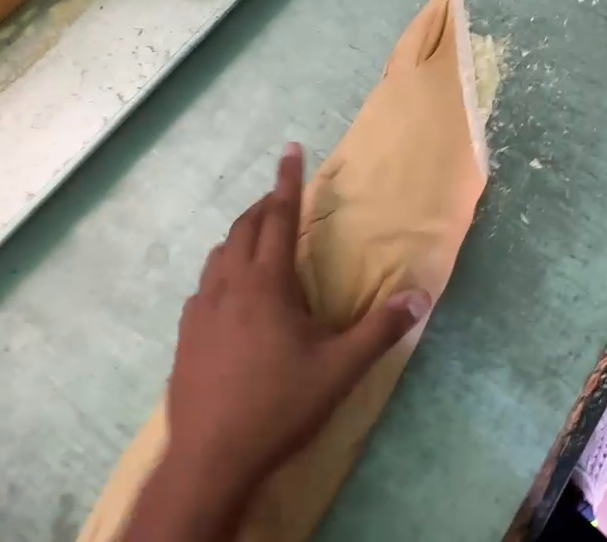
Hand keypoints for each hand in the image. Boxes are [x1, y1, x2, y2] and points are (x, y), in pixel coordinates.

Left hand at [158, 144, 429, 513]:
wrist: (210, 459)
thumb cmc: (279, 405)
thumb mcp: (339, 369)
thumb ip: (380, 330)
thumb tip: (420, 296)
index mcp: (267, 283)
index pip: (279, 216)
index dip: (288, 180)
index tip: (290, 148)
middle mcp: (229, 284)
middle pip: (245, 227)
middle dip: (265, 203)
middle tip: (282, 195)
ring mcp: (201, 309)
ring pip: (220, 253)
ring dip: (241, 235)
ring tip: (258, 236)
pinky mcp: (185, 334)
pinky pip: (204, 285)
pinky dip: (222, 270)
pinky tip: (229, 292)